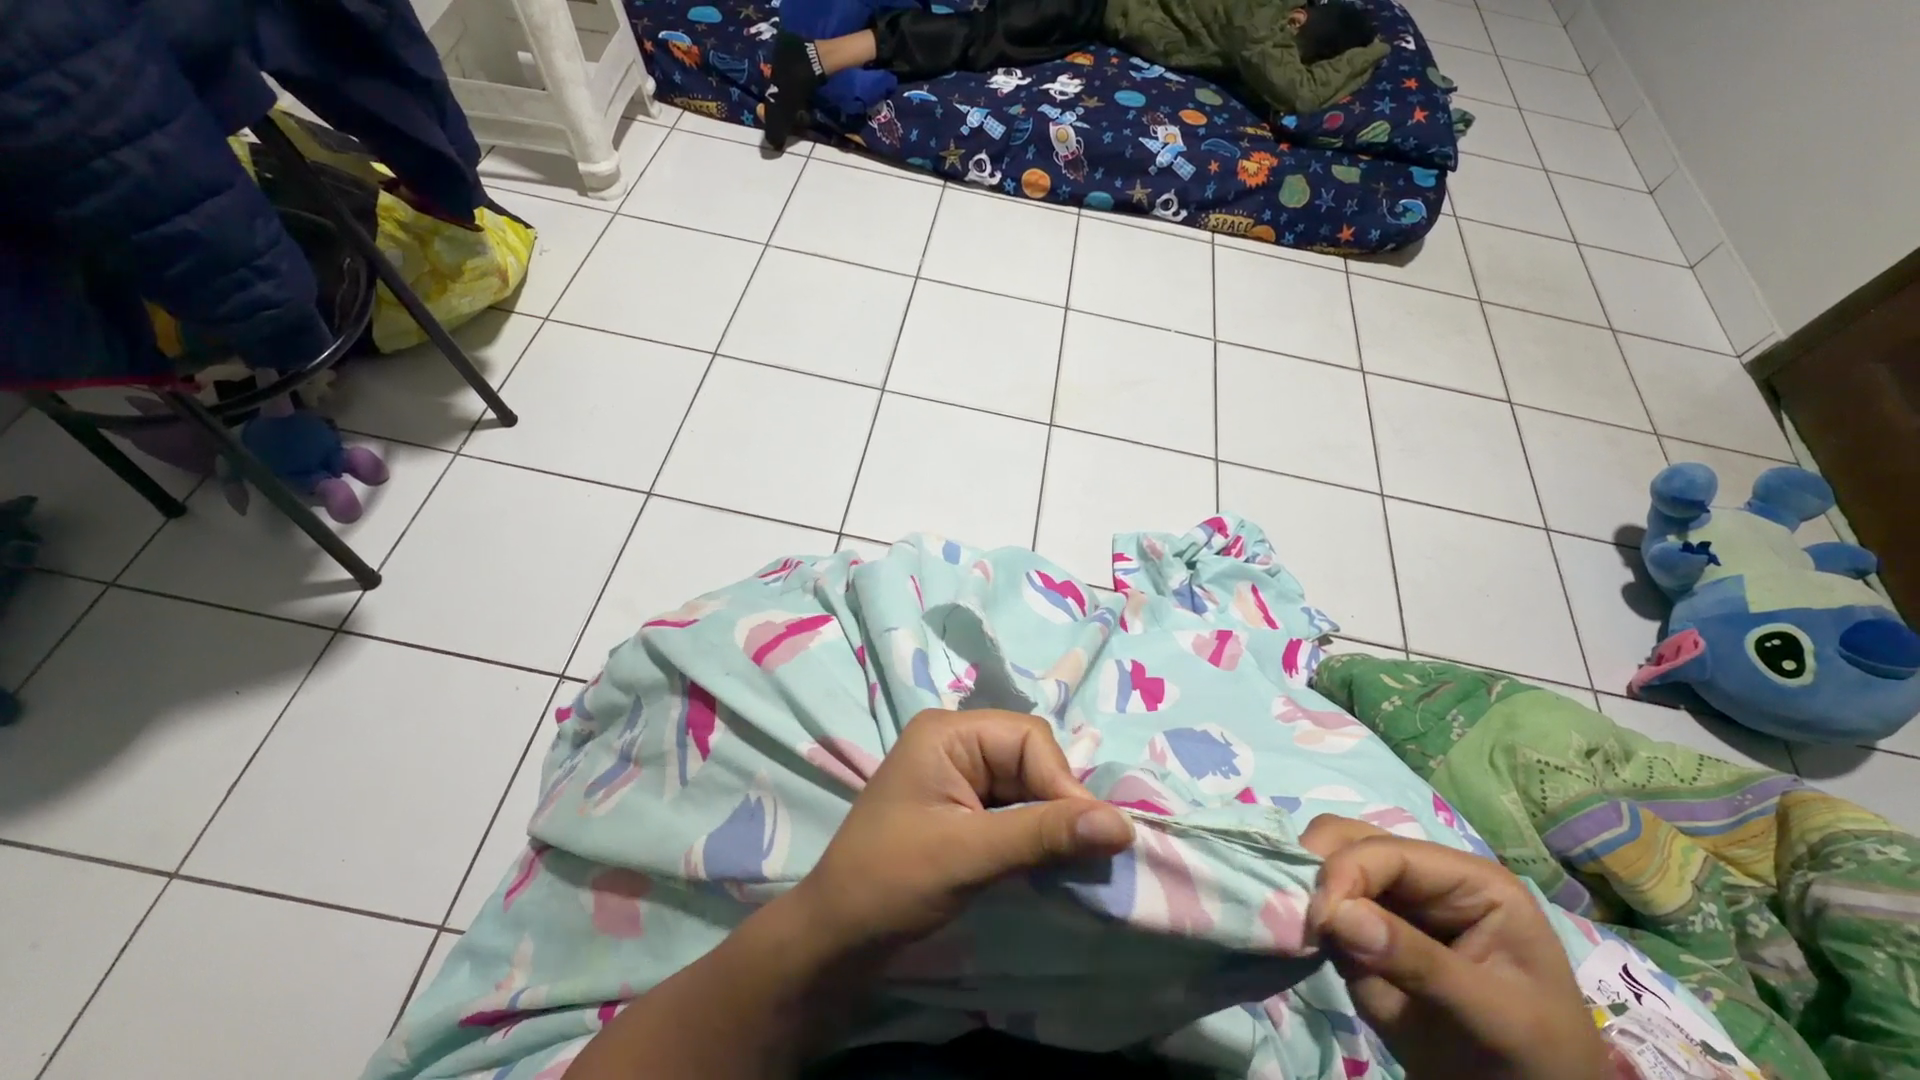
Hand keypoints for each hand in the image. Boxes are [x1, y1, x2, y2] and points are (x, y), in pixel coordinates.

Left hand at [792, 708, 1134, 953]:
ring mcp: (957, 778)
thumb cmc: (891, 883)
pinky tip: (1045, 863)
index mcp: (947, 734)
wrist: (836, 937)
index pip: (1029, 740)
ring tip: (1068, 862)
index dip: (1064, 784)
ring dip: (1049, 823)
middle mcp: (954, 745)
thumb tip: (1123, 825)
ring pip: (1029, 787)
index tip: (1091, 838)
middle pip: (1033, 759)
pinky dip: (1034, 836)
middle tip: (1079, 854)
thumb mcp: (970, 855)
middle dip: (1058, 804)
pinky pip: (1015, 811)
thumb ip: (1044, 834)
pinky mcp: (962, 811)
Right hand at [1301, 815, 1609, 1079]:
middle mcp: (1427, 882)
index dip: (1345, 872)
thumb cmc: (1535, 1058)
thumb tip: (1336, 914)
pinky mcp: (1368, 939)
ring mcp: (1395, 909)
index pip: (1389, 851)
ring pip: (1329, 869)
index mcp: (1471, 882)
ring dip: (1306, 892)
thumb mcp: (1494, 1015)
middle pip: (1351, 842)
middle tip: (1298, 917)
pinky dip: (1306, 922)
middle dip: (1317, 869)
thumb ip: (1418, 962)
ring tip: (1298, 932)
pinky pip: (1327, 914)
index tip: (1318, 921)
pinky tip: (1305, 946)